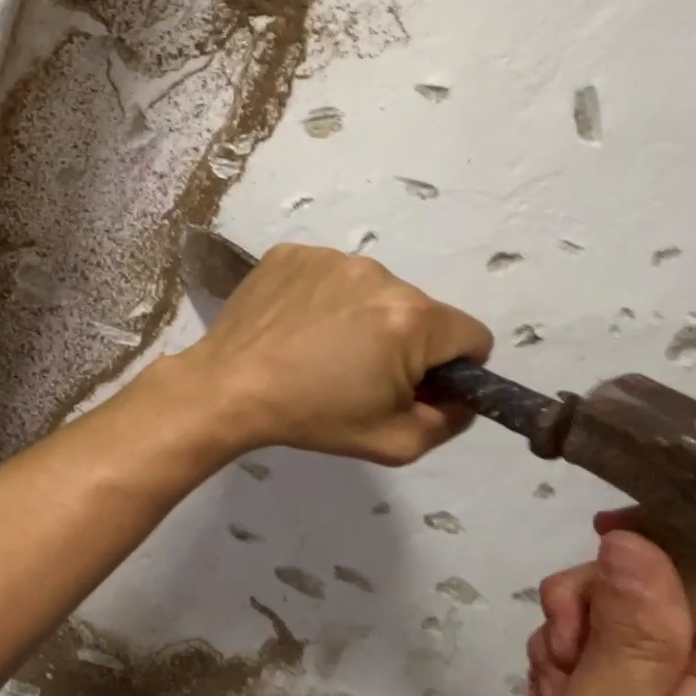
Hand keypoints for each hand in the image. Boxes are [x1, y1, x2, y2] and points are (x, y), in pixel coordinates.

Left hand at [155, 243, 492, 463]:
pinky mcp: (287, 254)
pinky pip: (327, 275)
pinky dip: (320, 297)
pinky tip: (294, 325)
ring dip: (360, 315)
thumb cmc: (310, 415)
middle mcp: (375, 274)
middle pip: (418, 311)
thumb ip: (450, 420)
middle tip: (354, 371)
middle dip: (403, 341)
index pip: (470, 337)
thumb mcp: (398, 441)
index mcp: (411, 317)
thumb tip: (457, 396)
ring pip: (371, 290)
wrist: (225, 388)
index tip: (412, 386)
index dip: (450, 369)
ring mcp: (326, 259)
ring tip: (317, 348)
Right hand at [525, 513, 695, 695]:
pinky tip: (564, 690)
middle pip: (691, 592)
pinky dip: (599, 662)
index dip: (683, 536)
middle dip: (602, 597)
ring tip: (553, 676)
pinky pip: (658, 661)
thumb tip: (635, 539)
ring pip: (659, 621)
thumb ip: (632, 625)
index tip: (602, 535)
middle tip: (555, 637)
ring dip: (587, 630)